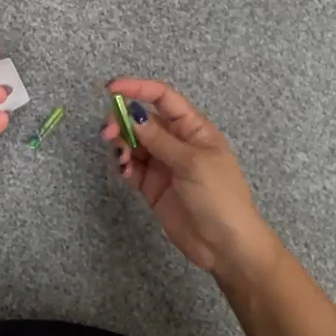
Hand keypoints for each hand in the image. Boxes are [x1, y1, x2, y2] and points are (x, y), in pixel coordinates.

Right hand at [103, 78, 282, 283]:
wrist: (226, 247)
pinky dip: (123, 164)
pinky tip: (124, 170)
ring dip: (121, 144)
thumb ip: (158, 139)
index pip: (162, 97)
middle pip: (142, 118)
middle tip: (109, 133)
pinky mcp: (152, 185)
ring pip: (133, 142)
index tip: (111, 89)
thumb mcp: (191, 163)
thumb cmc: (219, 197)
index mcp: (193, 128)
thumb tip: (130, 113)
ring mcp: (163, 163)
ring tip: (121, 159)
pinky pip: (131, 166)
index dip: (137, 88)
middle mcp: (176, 141)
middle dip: (122, 120)